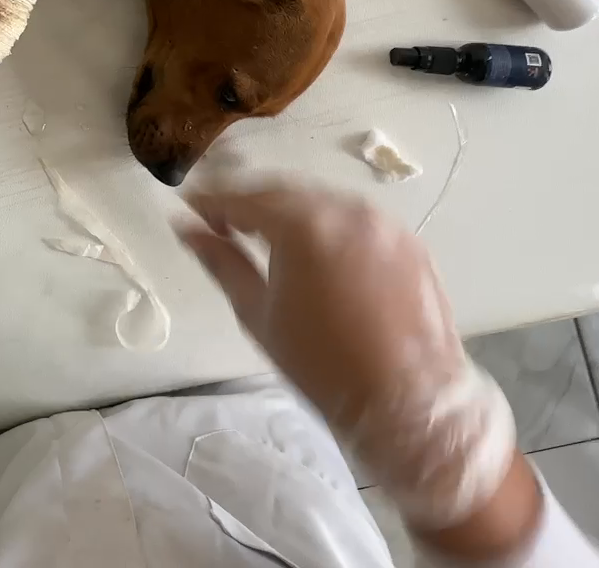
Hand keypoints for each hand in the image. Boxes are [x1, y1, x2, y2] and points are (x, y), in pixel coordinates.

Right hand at [179, 186, 517, 529]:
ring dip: (285, 208)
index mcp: (302, 226)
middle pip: (279, 191)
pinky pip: (352, 215)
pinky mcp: (407, 240)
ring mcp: (381, 223)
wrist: (412, 407)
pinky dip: (323, 220)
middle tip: (219, 220)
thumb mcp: (257, 313)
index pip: (242, 200)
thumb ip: (220, 261)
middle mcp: (344, 211)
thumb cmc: (322, 365)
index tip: (189, 208)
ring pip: (317, 198)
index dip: (209, 202)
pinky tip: (310, 245)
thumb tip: (186, 228)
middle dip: (246, 201)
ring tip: (261, 231)